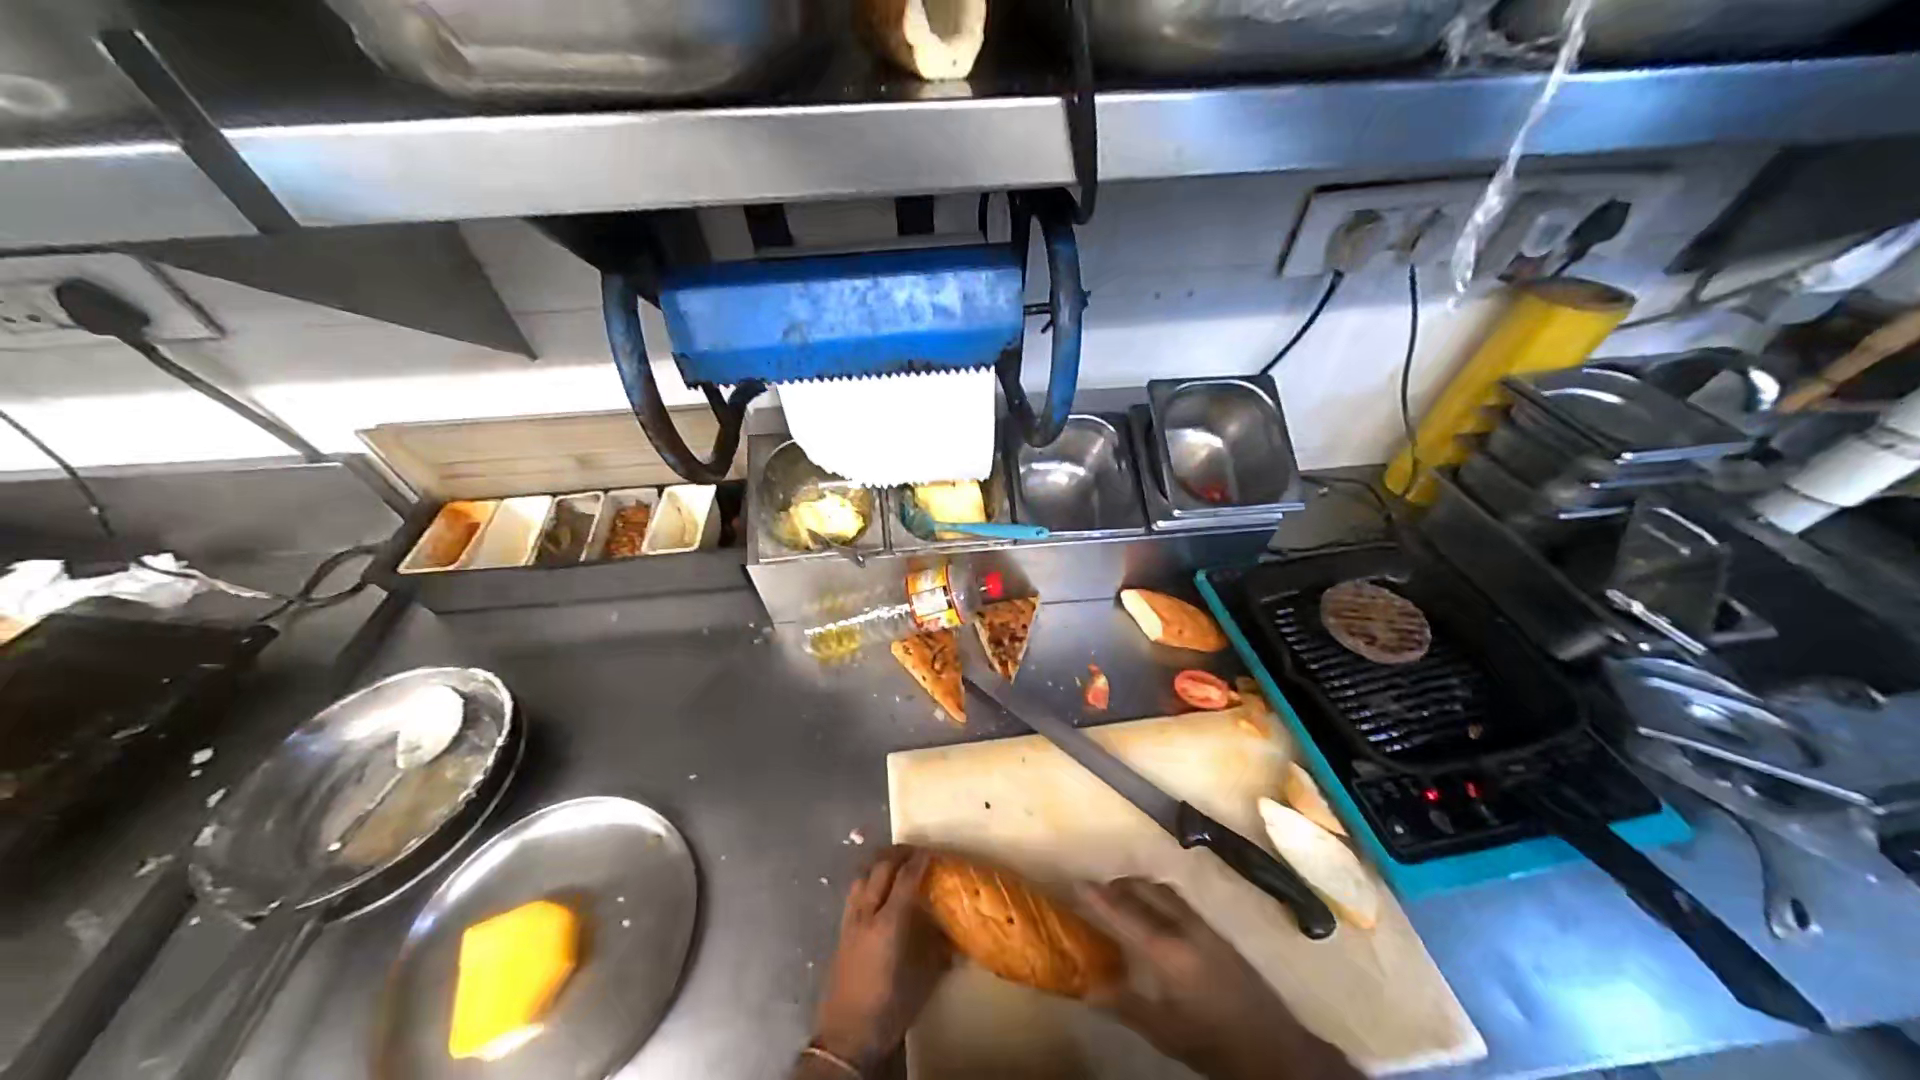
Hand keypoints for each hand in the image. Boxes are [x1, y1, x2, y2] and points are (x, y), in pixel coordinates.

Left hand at [811, 846, 951, 1073]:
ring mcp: (850, 921)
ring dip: (879, 863)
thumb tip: (952, 936)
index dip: (919, 862)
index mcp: (888, 925)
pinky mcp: (840, 931)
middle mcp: (866, 915)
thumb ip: (937, 953)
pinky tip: (876, 890)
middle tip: (915, 851)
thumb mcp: (922, 982)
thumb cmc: (888, 1010)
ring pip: (862, 876)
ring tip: (894, 863)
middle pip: (880, 869)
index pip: (905, 880)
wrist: (845, 1036)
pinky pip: (854, 893)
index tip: (933, 853)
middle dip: (898, 854)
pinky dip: (867, 881)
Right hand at [1077, 878, 1361, 1079]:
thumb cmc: (1213, 1042)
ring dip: (1141, 886)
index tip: (1078, 882)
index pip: (1125, 915)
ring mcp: (1205, 926)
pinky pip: (1180, 900)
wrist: (1274, 1047)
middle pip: (1146, 891)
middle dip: (1119, 885)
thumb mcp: (1164, 1031)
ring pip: (1165, 891)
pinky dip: (1159, 895)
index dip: (1099, 898)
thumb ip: (1124, 1003)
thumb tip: (1086, 987)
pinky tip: (1155, 911)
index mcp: (1168, 952)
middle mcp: (1185, 928)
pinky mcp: (1218, 931)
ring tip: (1123, 894)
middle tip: (1098, 889)